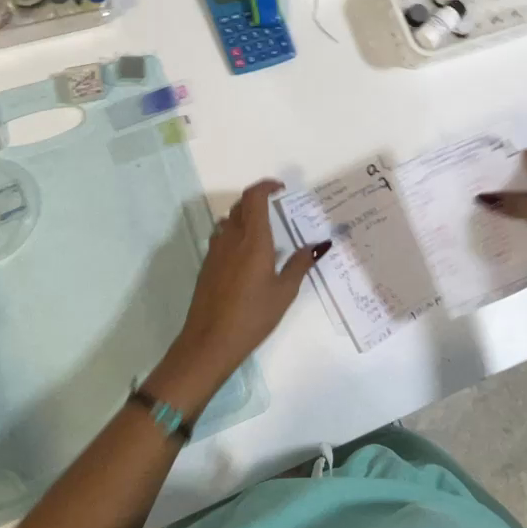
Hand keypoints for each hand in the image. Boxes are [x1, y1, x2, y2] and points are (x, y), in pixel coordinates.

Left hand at [160, 180, 325, 400]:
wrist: (210, 342)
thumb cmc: (253, 316)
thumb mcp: (284, 292)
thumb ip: (300, 264)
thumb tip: (319, 245)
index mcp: (253, 240)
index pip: (254, 197)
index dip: (266, 186)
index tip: (280, 189)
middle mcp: (231, 238)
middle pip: (241, 206)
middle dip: (258, 200)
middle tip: (276, 209)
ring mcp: (215, 251)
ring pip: (228, 221)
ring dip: (244, 217)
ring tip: (263, 233)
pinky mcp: (207, 266)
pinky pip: (221, 238)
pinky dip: (234, 236)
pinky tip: (247, 258)